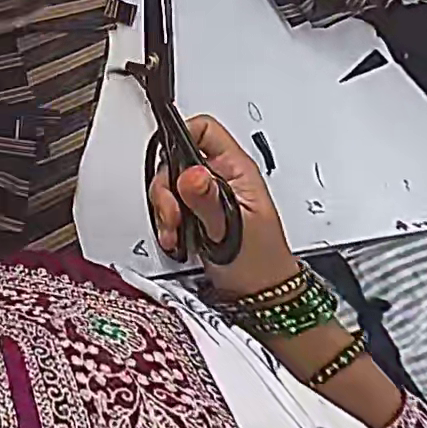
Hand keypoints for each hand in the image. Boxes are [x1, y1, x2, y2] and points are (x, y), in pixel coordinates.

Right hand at [149, 115, 299, 298]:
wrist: (261, 298)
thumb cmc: (260, 265)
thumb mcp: (233, 230)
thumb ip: (209, 200)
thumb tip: (191, 174)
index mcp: (236, 170)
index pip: (204, 129)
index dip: (181, 137)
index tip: (171, 166)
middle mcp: (221, 176)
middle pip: (177, 157)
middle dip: (166, 187)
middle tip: (174, 213)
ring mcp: (207, 193)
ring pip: (170, 182)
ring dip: (164, 207)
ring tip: (177, 230)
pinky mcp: (196, 211)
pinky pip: (170, 203)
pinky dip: (166, 220)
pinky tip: (176, 236)